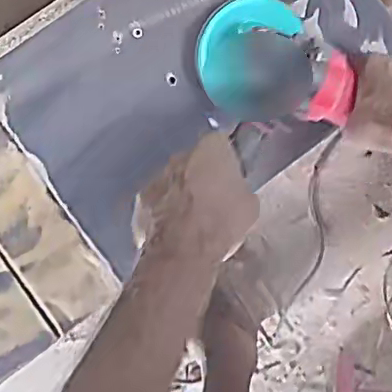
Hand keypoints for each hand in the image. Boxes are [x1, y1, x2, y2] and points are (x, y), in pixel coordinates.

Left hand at [139, 132, 257, 264]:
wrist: (183, 250)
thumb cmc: (222, 222)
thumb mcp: (249, 205)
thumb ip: (240, 186)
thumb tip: (236, 188)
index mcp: (212, 148)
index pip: (221, 141)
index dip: (226, 157)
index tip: (230, 173)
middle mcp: (182, 153)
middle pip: (195, 157)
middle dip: (202, 171)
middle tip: (212, 194)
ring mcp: (159, 173)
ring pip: (175, 176)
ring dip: (182, 188)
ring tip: (192, 214)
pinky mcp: (142, 196)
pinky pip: (159, 196)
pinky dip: (165, 205)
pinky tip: (174, 225)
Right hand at [343, 56, 391, 153]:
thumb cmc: (385, 124)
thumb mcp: (354, 129)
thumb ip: (346, 119)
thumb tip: (343, 121)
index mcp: (369, 63)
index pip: (352, 63)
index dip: (349, 78)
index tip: (348, 91)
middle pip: (378, 67)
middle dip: (375, 82)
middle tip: (371, 102)